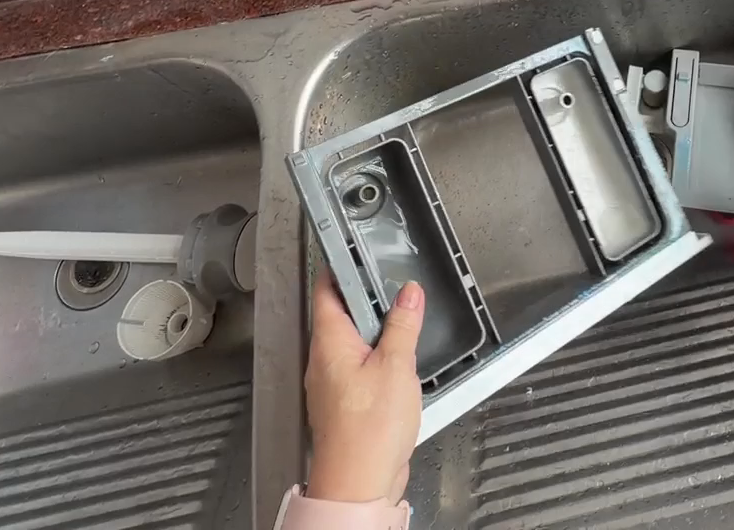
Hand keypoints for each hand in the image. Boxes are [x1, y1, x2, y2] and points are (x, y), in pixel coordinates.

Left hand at [304, 271, 424, 503]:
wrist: (359, 487)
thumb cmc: (369, 431)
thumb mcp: (396, 366)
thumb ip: (403, 325)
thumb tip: (409, 293)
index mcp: (329, 344)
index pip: (326, 291)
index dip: (339, 266)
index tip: (354, 247)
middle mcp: (324, 360)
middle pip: (341, 313)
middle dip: (366, 293)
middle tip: (391, 274)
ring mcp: (334, 382)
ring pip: (353, 338)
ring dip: (376, 323)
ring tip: (402, 309)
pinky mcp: (347, 401)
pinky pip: (362, 362)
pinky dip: (380, 349)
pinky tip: (401, 352)